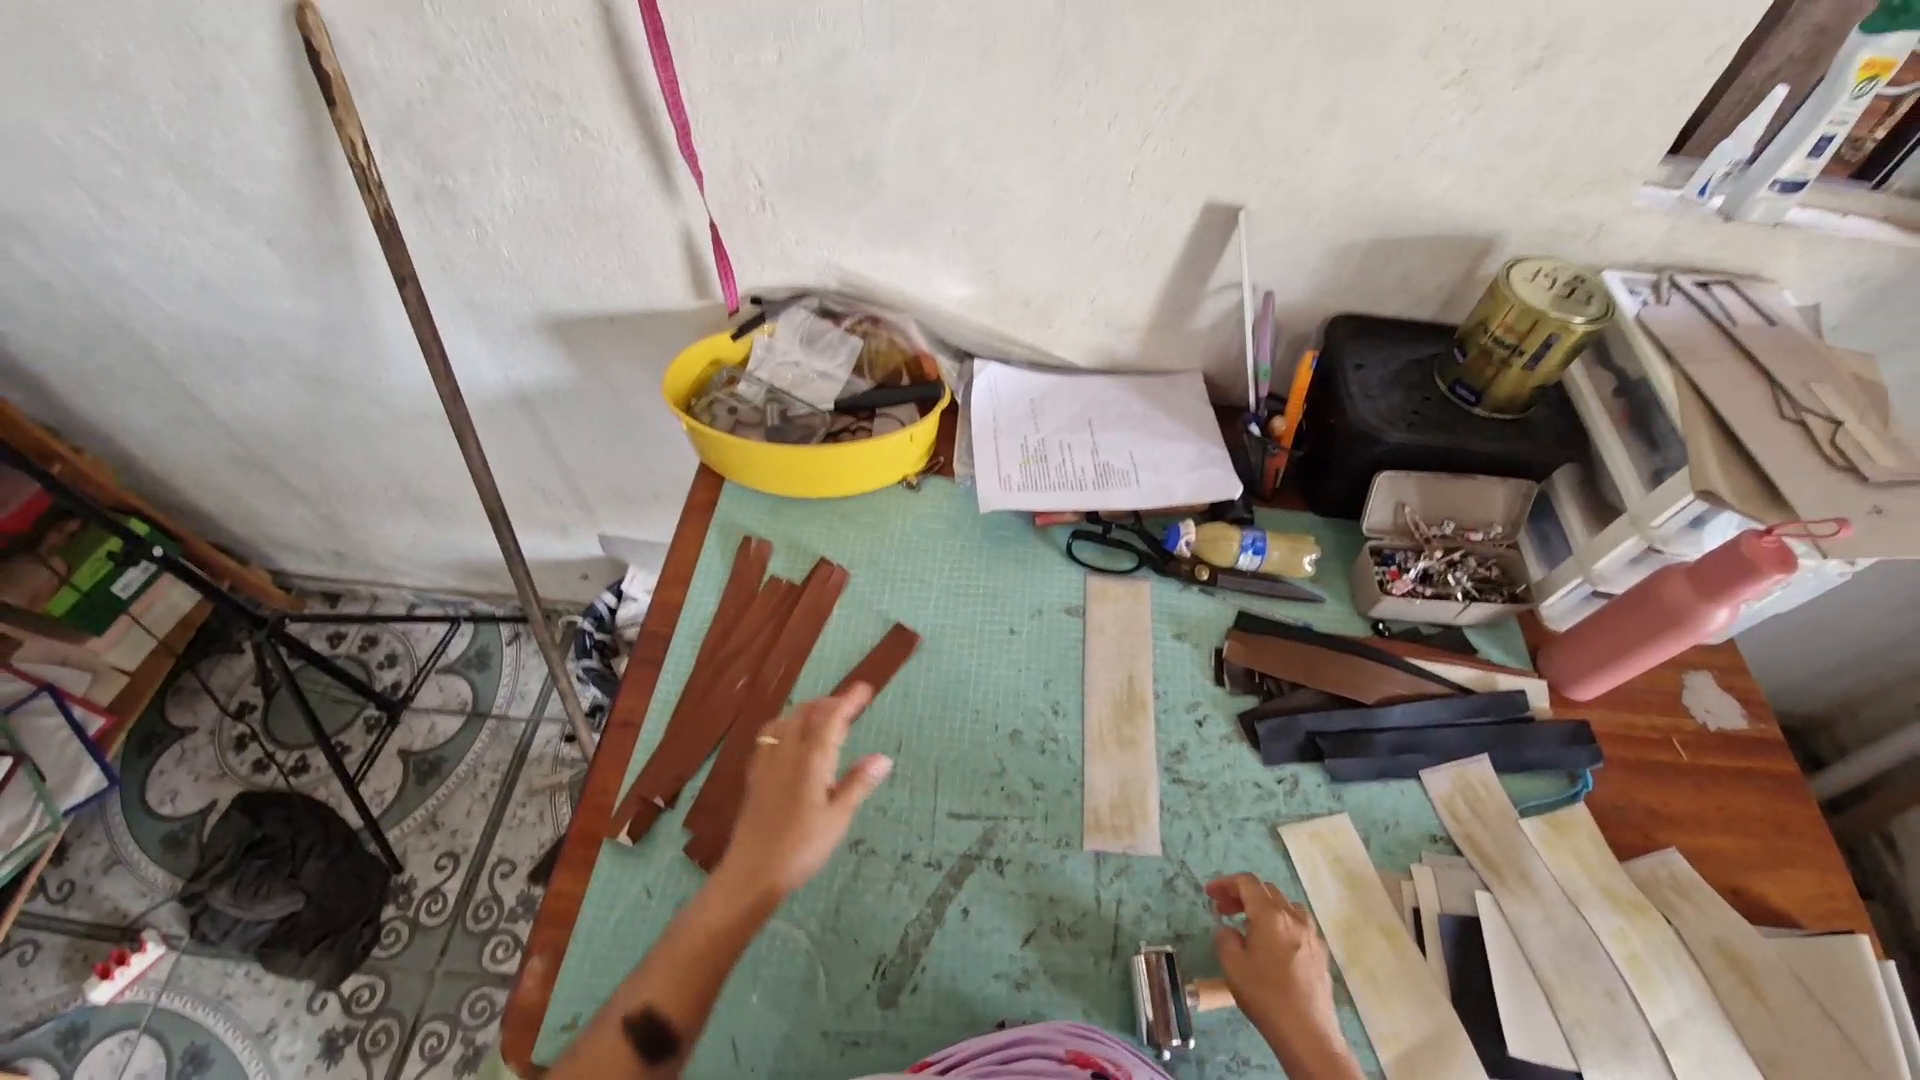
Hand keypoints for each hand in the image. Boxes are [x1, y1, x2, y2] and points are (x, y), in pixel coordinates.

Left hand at [712, 684, 892, 901]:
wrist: (752, 872)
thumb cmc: (802, 847)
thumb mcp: (838, 819)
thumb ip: (858, 784)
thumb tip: (883, 757)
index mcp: (811, 760)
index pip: (831, 719)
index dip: (848, 701)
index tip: (864, 688)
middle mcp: (786, 753)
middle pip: (806, 714)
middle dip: (828, 702)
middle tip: (847, 702)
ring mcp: (767, 763)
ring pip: (785, 721)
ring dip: (806, 711)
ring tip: (821, 714)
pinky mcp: (755, 776)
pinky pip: (769, 736)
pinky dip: (786, 725)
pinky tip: (789, 739)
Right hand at [1206, 874, 1344, 1059]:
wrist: (1307, 1032)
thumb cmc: (1265, 996)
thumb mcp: (1232, 965)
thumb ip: (1225, 938)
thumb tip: (1229, 929)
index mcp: (1270, 916)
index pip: (1247, 883)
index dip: (1225, 883)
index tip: (1210, 894)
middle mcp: (1294, 918)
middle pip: (1267, 891)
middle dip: (1242, 894)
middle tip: (1224, 910)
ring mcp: (1312, 935)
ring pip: (1286, 905)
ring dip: (1264, 907)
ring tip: (1250, 925)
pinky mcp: (1321, 953)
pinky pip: (1300, 924)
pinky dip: (1282, 923)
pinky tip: (1275, 945)